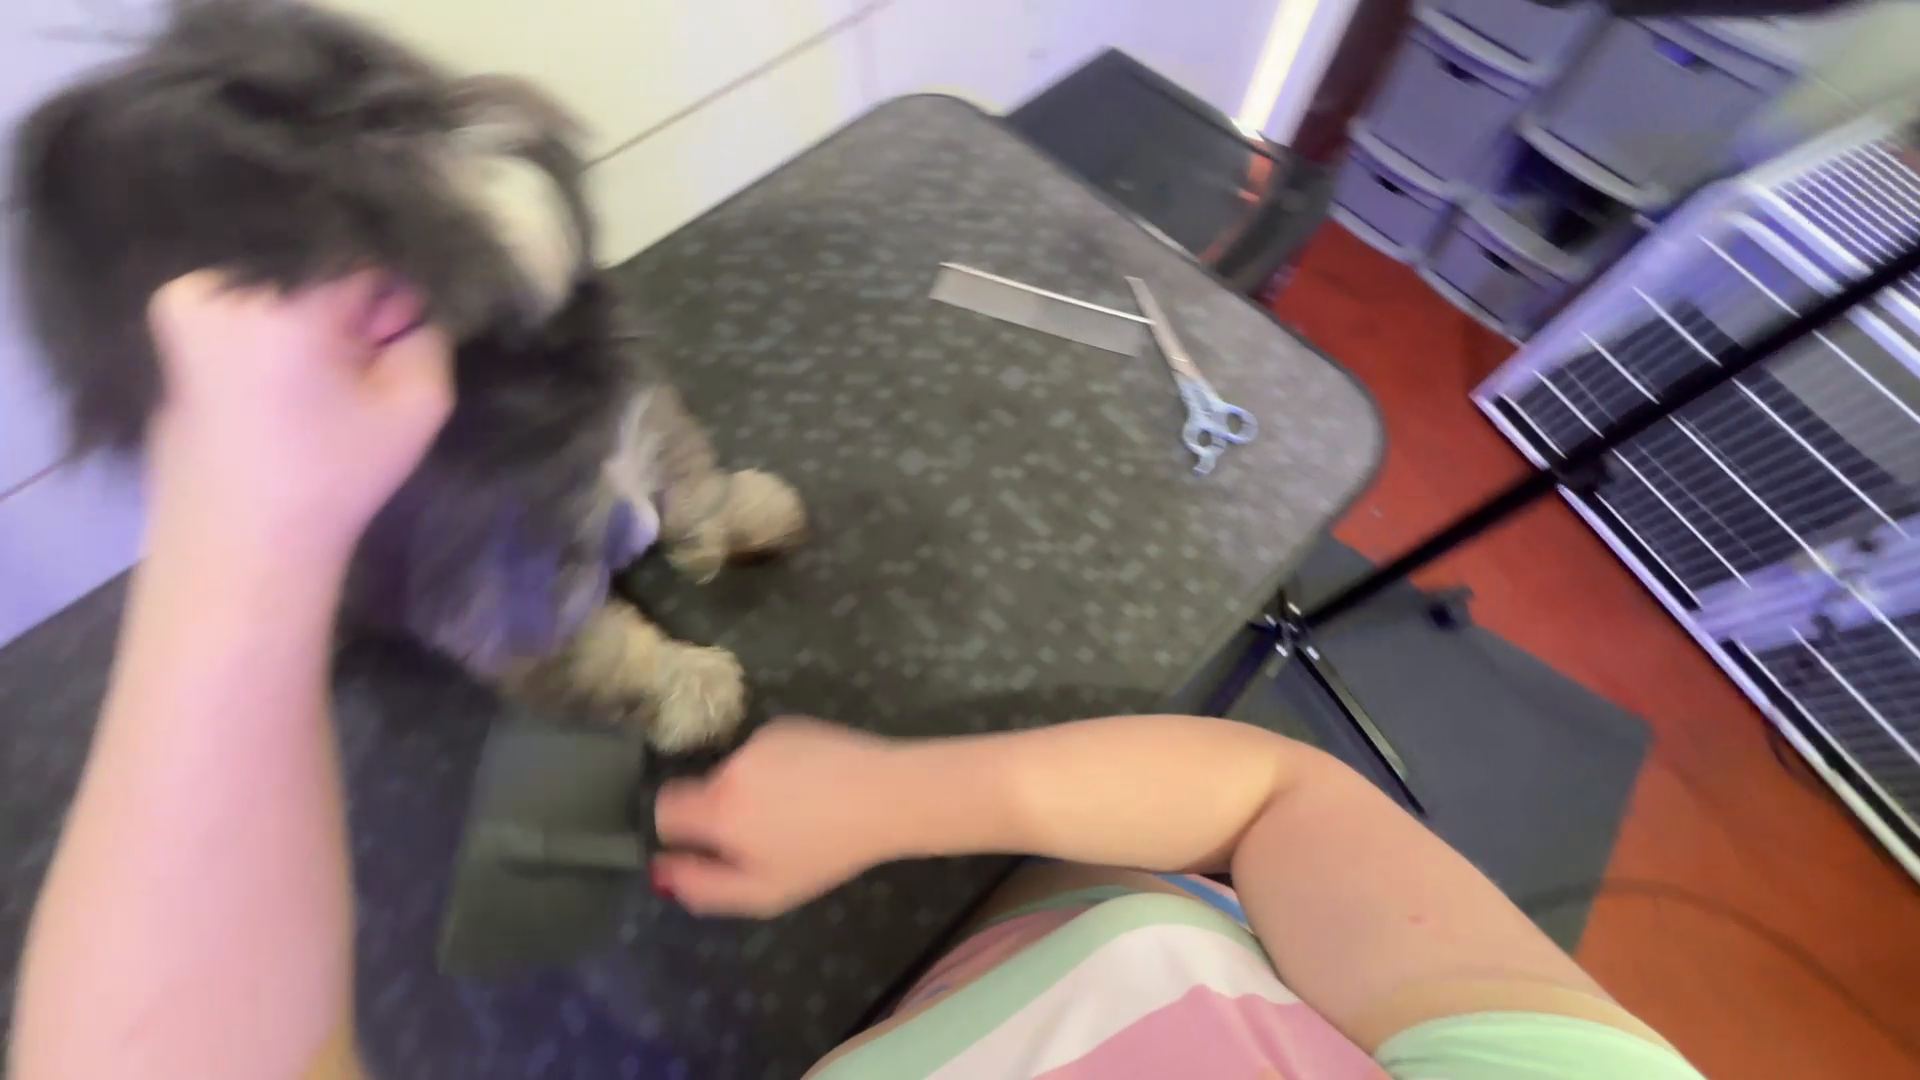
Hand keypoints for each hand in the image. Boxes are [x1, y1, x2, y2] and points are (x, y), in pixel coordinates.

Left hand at [145, 270, 453, 562]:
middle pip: (321, 262)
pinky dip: (291, 320)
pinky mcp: (174, 319)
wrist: (244, 533)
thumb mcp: (420, 405)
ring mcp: (184, 297)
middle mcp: (218, 283)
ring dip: (325, 313)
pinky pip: (257, 295)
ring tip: (332, 374)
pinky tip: (299, 372)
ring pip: (291, 278)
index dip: (398, 292)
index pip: (365, 253)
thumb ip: (430, 338)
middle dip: (359, 303)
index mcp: (280, 304)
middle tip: (370, 364)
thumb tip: (410, 308)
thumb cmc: (337, 473)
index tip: (406, 334)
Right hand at [652, 718, 908, 916]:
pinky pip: (767, 751)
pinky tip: (815, 782)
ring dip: (755, 789)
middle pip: (706, 789)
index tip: (707, 842)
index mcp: (719, 807)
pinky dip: (780, 766)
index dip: (678, 826)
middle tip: (768, 834)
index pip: (665, 806)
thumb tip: (660, 869)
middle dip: (724, 812)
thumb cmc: (826, 851)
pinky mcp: (789, 724)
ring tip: (802, 809)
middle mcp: (733, 765)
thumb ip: (702, 885)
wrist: (886, 793)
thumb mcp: (764, 892)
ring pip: (739, 770)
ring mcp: (762, 738)